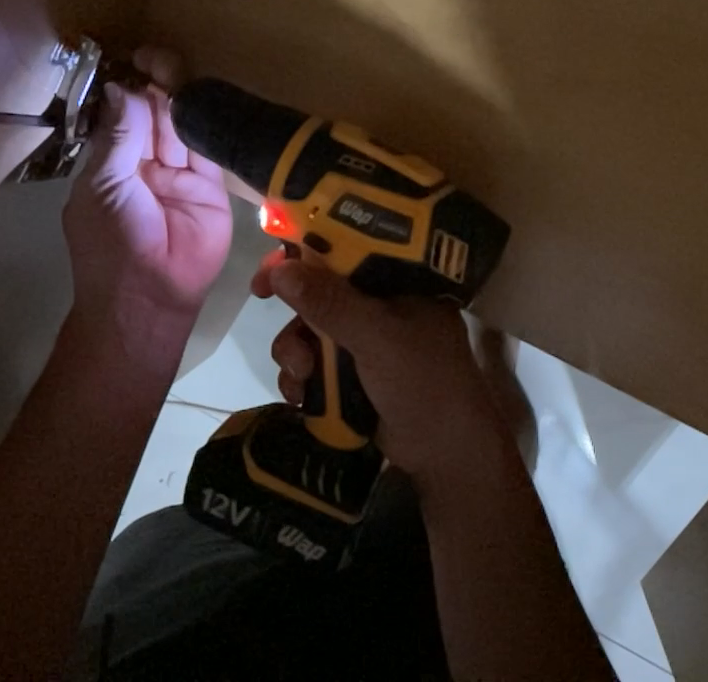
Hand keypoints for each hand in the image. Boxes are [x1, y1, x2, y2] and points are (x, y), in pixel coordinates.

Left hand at [63, 51, 231, 337]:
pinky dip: (210, 125)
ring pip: (185, 130)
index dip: (134, 89)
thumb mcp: (104, 184)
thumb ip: (120, 137)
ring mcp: (183, 177)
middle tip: (159, 57)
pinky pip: (212, 152)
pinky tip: (208, 99)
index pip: (128, 117)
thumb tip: (124, 88)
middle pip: (159, 118)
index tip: (138, 58)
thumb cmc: (112, 242)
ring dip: (182, 101)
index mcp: (115, 164)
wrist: (149, 296)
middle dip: (158, 87)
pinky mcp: (213, 190)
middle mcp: (149, 166)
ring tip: (179, 68)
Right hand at [251, 253, 512, 475]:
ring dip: (295, 349)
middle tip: (262, 299)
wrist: (445, 454)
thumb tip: (281, 270)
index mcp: (400, 284)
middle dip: (296, 306)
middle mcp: (382, 305)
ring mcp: (366, 341)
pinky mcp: (353, 374)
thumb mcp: (376, 337)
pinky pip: (314, 362)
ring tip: (301, 375)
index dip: (309, 252)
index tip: (275, 263)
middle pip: (323, 289)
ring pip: (312, 328)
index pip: (349, 252)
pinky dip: (301, 376)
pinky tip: (300, 395)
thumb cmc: (423, 382)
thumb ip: (329, 303)